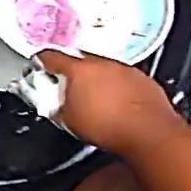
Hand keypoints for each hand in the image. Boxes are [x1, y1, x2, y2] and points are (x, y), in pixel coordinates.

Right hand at [38, 50, 189, 155]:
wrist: (150, 134)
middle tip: (68, 90)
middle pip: (79, 61)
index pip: (52, 56)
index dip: (42, 60)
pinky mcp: (142, 79)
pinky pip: (122, 78)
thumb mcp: (68, 120)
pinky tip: (116, 105)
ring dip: (96, 80)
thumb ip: (55, 105)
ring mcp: (124, 69)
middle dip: (72, 73)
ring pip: (102, 69)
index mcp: (78, 69)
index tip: (40, 65)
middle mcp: (102, 64)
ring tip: (94, 101)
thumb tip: (51, 103)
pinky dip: (116, 87)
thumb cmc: (110, 127)